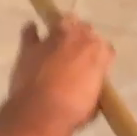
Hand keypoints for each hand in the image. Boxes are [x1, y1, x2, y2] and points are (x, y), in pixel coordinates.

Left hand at [4, 14, 112, 135]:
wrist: (41, 113)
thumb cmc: (73, 111)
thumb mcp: (94, 102)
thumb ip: (94, 85)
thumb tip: (89, 84)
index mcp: (98, 53)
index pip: (106, 49)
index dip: (102, 58)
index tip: (98, 68)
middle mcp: (78, 39)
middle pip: (86, 29)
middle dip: (84, 39)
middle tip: (79, 54)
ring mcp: (53, 39)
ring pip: (62, 22)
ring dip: (63, 28)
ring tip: (61, 37)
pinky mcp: (31, 46)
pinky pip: (30, 31)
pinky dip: (31, 31)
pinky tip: (32, 32)